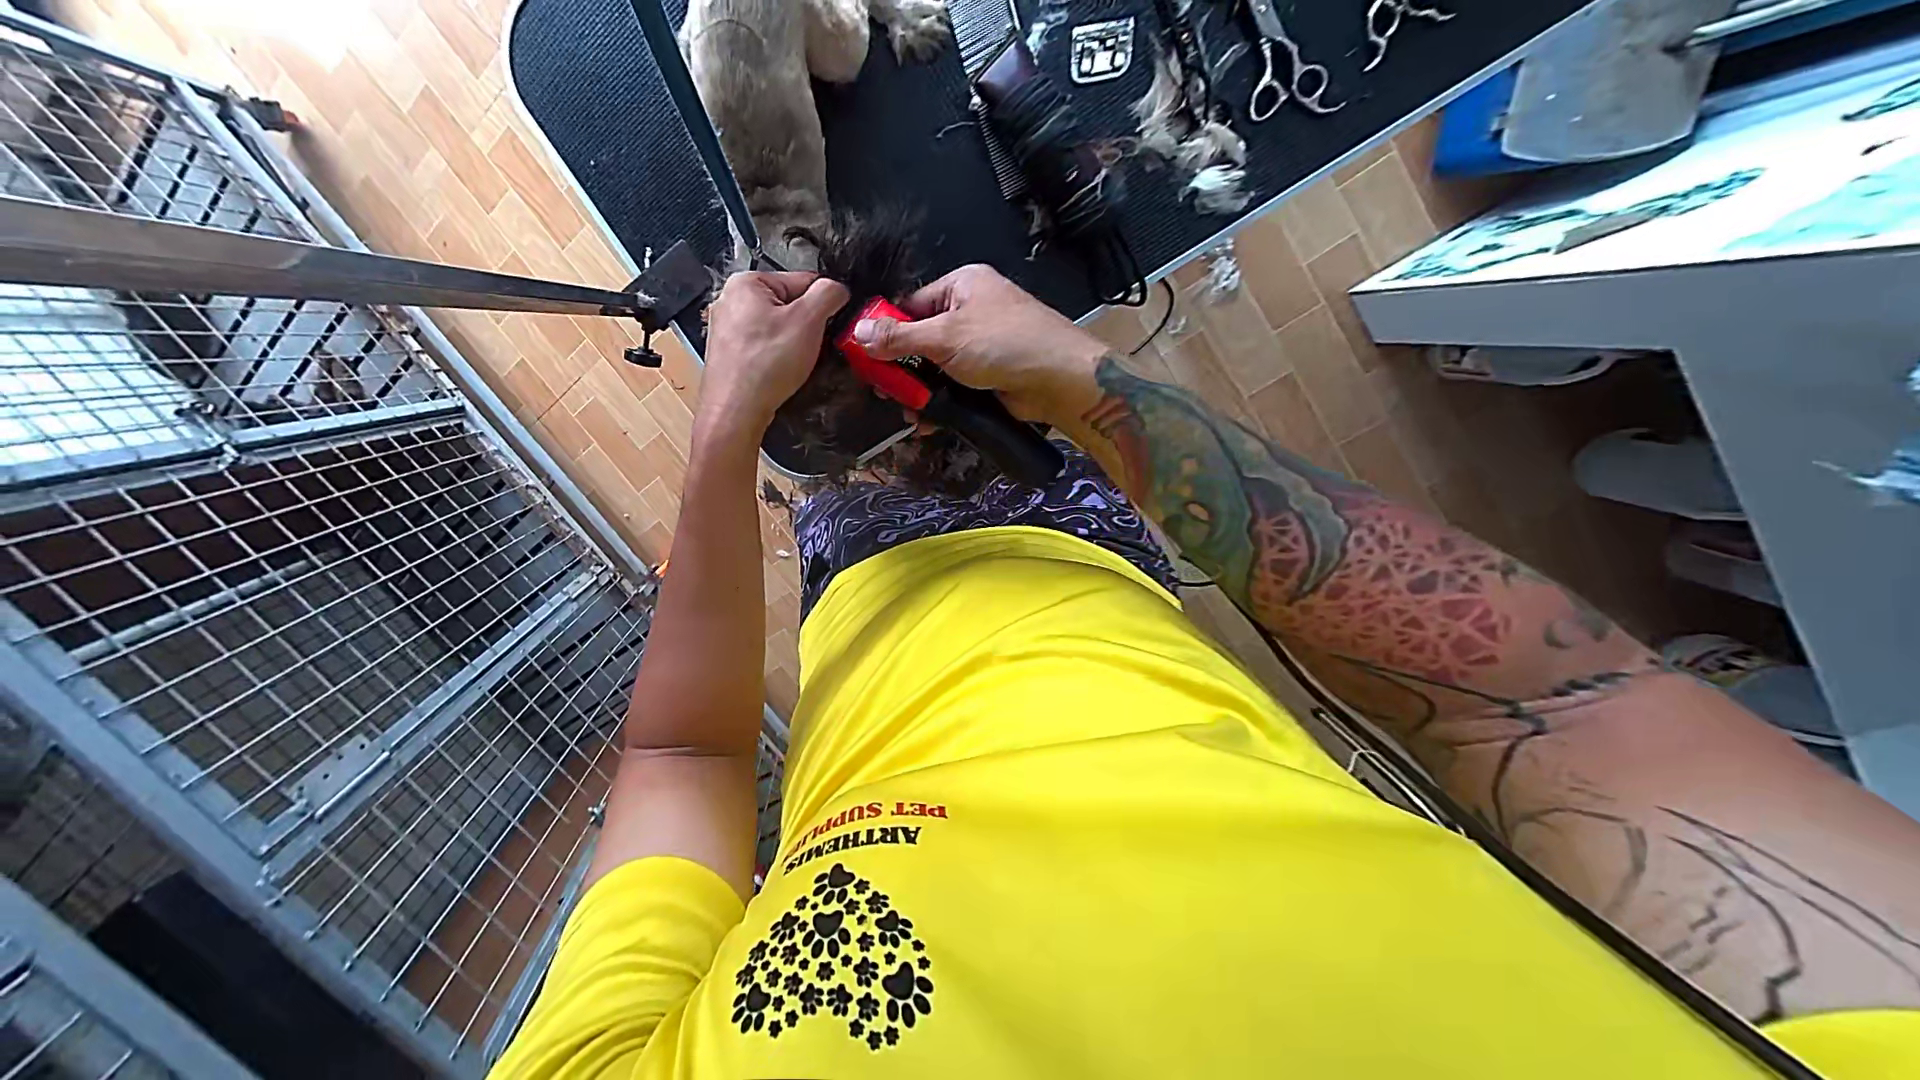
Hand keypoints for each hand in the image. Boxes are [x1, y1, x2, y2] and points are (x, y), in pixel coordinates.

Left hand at [697, 270, 849, 439]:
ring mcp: (728, 329)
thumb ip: (828, 295)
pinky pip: (765, 348)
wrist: (735, 411)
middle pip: (789, 305)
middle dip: (806, 326)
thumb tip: (838, 288)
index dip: (823, 303)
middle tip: (810, 346)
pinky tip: (779, 371)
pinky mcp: (731, 354)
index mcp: (747, 282)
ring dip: (793, 344)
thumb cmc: (763, 367)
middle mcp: (731, 300)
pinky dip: (777, 358)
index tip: (830, 322)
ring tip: (792, 362)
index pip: (802, 280)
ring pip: (778, 328)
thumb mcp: (808, 321)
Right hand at [850, 264, 1105, 426]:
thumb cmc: (1003, 343)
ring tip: (906, 411)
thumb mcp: (945, 336)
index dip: (887, 331)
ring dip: (920, 391)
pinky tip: (926, 422)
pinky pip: (953, 387)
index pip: (911, 305)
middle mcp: (971, 311)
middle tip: (882, 391)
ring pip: (936, 368)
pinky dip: (940, 403)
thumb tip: (856, 333)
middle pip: (921, 339)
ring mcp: (981, 346)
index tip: (865, 357)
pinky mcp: (988, 375)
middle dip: (902, 368)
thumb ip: (899, 338)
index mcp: (962, 285)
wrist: (1059, 380)